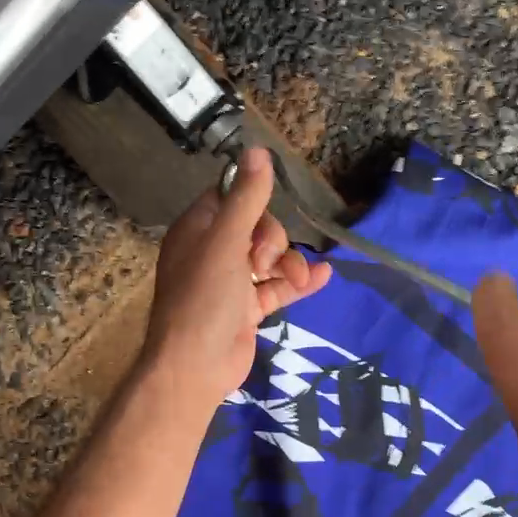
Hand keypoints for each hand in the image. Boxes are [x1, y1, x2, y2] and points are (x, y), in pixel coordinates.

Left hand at [143, 147, 332, 406]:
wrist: (194, 367)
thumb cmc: (203, 298)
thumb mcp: (226, 242)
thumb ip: (246, 198)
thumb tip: (257, 149)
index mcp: (197, 230)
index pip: (229, 197)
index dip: (252, 201)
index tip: (265, 211)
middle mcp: (211, 251)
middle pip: (257, 226)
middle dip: (273, 240)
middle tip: (263, 261)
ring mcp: (229, 282)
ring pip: (270, 258)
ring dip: (290, 263)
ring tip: (298, 279)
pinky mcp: (246, 309)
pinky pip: (277, 286)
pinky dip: (298, 282)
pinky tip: (323, 277)